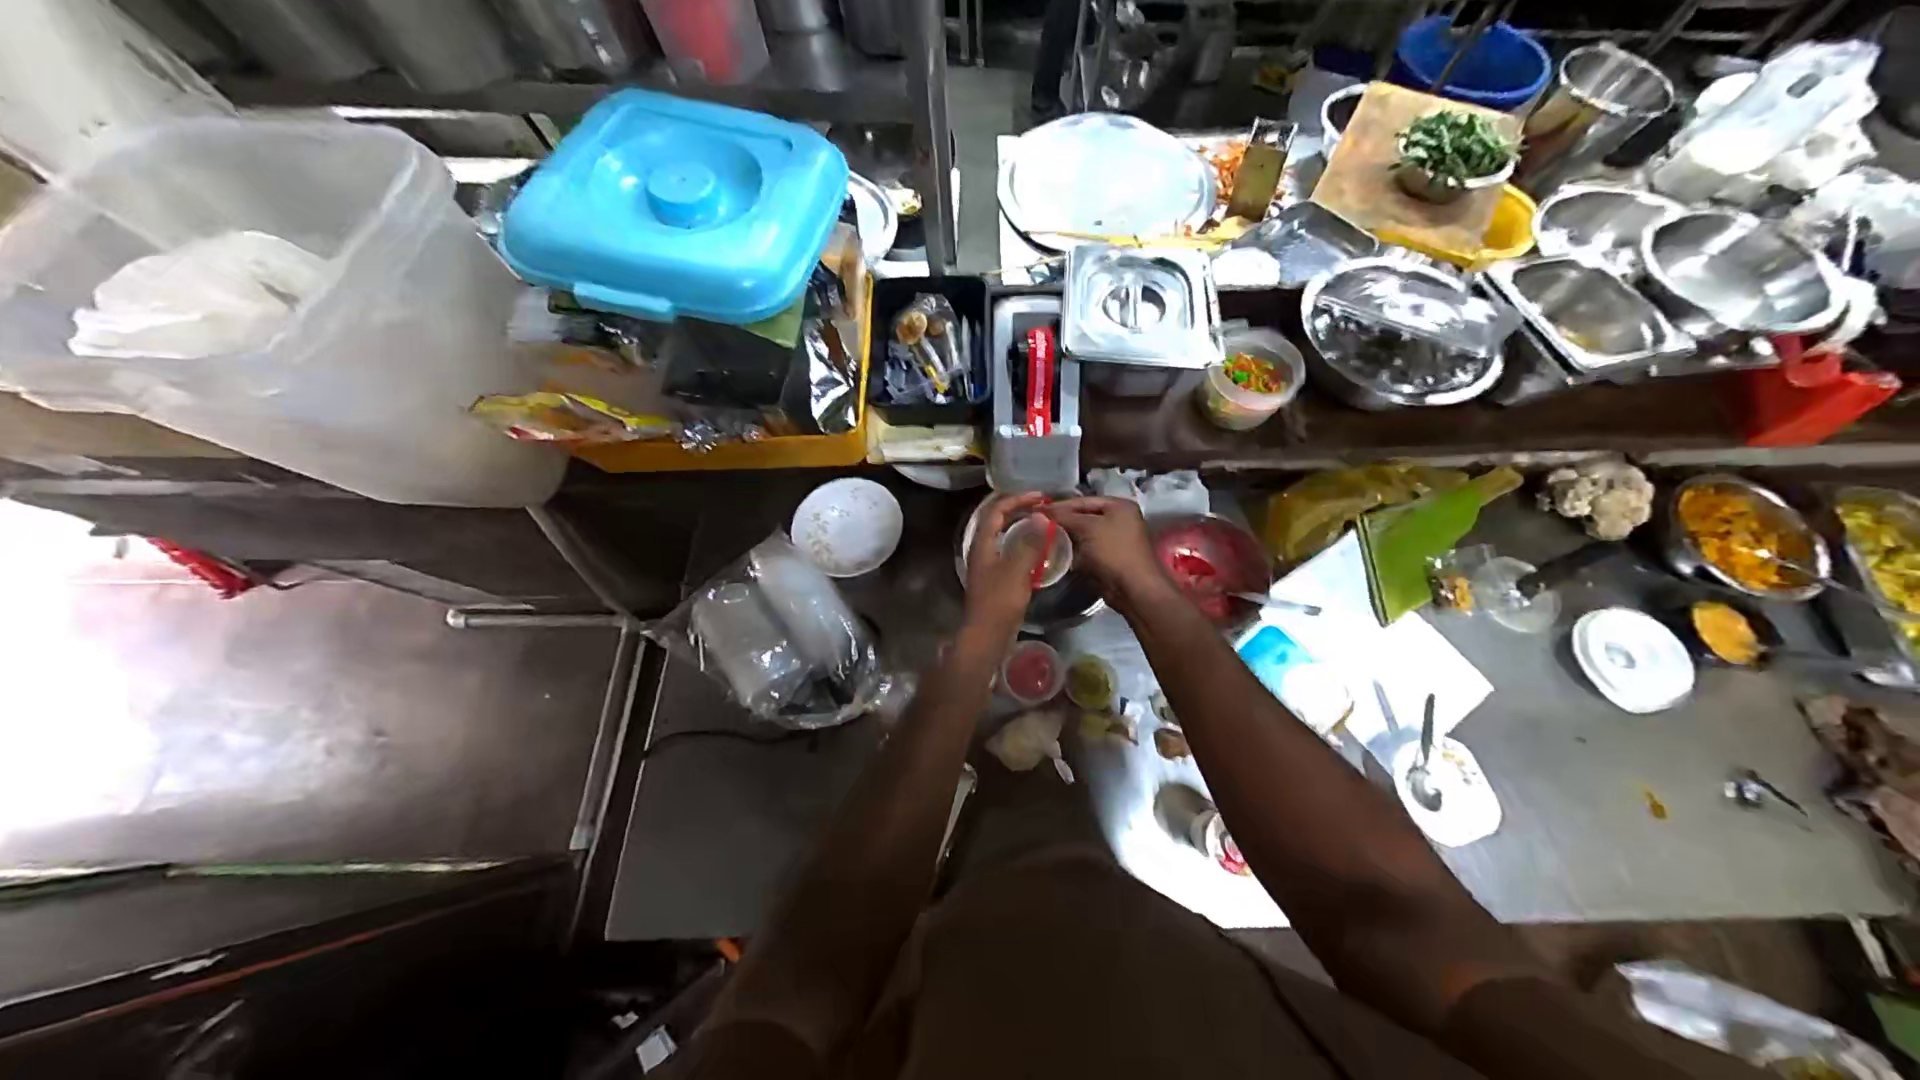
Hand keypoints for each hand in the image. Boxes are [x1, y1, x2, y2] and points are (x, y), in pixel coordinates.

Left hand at [963, 492, 1048, 640]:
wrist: (987, 636)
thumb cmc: (999, 602)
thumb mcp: (1017, 570)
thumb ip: (1030, 543)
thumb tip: (1042, 517)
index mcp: (982, 544)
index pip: (995, 510)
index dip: (1016, 499)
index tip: (1040, 497)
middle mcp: (982, 551)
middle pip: (998, 522)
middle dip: (1020, 511)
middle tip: (1043, 507)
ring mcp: (989, 566)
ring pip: (1005, 538)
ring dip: (1023, 528)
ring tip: (1044, 524)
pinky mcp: (997, 580)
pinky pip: (1011, 554)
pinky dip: (1025, 546)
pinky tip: (1041, 551)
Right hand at [1047, 496, 1172, 612]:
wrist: (1133, 587)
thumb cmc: (1113, 550)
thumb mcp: (1088, 528)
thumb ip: (1065, 517)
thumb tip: (1041, 512)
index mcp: (1119, 506)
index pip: (1083, 501)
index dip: (1059, 505)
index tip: (1036, 510)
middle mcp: (1118, 520)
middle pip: (1082, 517)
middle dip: (1061, 522)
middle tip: (1036, 524)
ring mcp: (1113, 540)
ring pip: (1082, 535)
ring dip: (1065, 537)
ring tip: (1042, 537)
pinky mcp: (1107, 558)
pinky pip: (1085, 550)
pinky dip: (1072, 551)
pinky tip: (1055, 553)